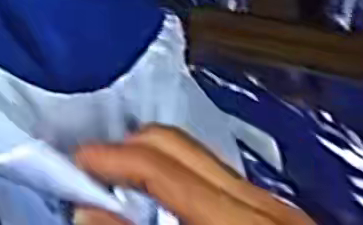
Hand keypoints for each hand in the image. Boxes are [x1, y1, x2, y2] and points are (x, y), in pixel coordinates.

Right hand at [73, 126, 311, 224]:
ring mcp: (282, 215)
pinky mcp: (289, 224)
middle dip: (126, 153)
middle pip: (175, 145)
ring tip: (128, 201)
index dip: (108, 160)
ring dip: (154, 168)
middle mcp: (265, 208)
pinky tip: (171, 220)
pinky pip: (220, 183)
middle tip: (94, 181)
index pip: (159, 165)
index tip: (73, 168)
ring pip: (197, 159)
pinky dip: (183, 187)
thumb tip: (89, 212)